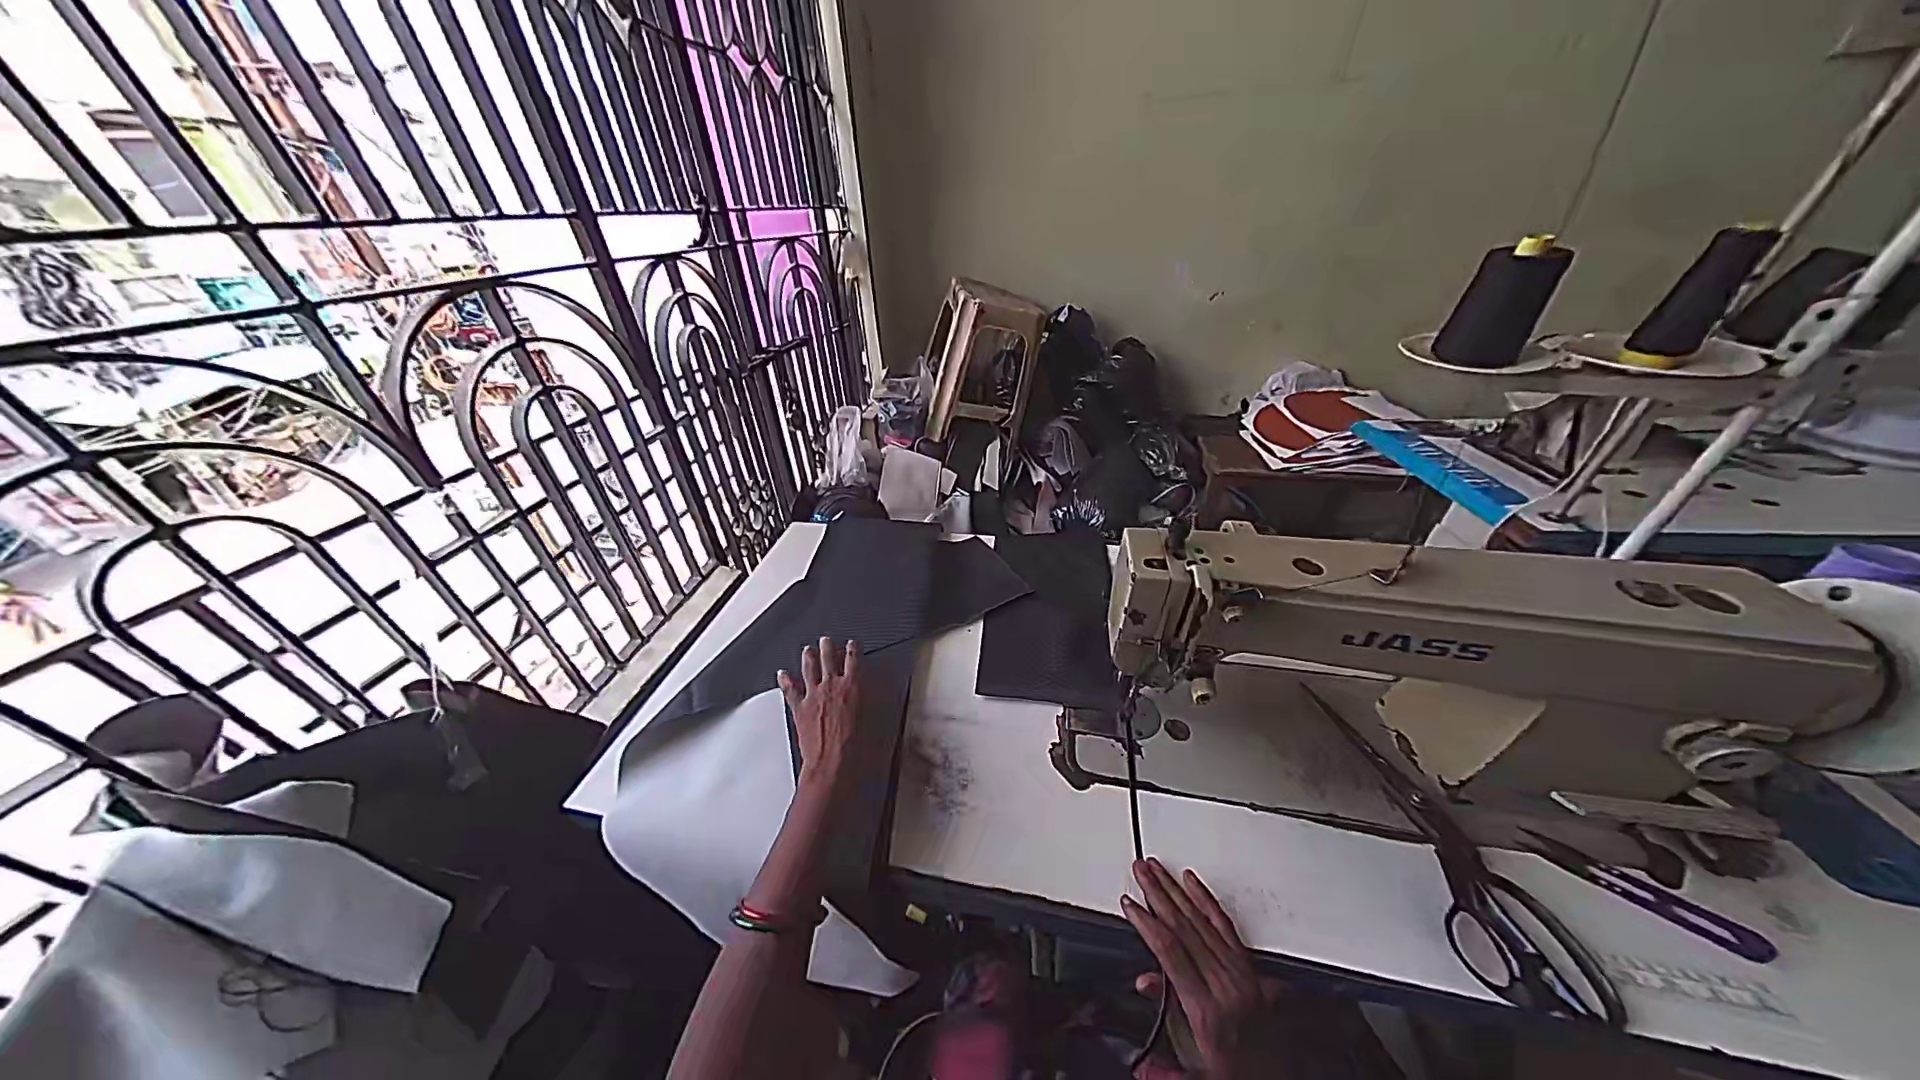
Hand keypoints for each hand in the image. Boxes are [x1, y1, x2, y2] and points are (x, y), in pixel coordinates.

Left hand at [778, 637, 863, 790]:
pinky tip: (783, 674)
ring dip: (809, 657)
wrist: (832, 762)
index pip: (853, 659)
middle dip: (828, 647)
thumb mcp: (871, 718)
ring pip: (809, 669)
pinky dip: (786, 680)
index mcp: (852, 686)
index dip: (852, 648)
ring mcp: (813, 695)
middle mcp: (831, 686)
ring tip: (808, 649)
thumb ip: (867, 700)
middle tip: (826, 640)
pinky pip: (790, 690)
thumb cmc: (854, 746)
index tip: (851, 643)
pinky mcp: (800, 708)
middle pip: (828, 659)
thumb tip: (869, 693)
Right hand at [1121, 859, 1281, 1079]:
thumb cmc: (1234, 1075)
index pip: (1171, 951)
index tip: (1130, 904)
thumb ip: (1167, 1053)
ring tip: (1156, 870)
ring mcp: (1239, 974)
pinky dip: (1206, 899)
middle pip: (1185, 927)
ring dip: (1176, 890)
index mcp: (1207, 1010)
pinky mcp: (1249, 969)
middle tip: (1140, 871)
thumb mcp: (1195, 1071)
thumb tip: (1143, 1021)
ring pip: (1202, 920)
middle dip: (1158, 894)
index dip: (1147, 923)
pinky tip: (1192, 883)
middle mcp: (1225, 985)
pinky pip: (1225, 925)